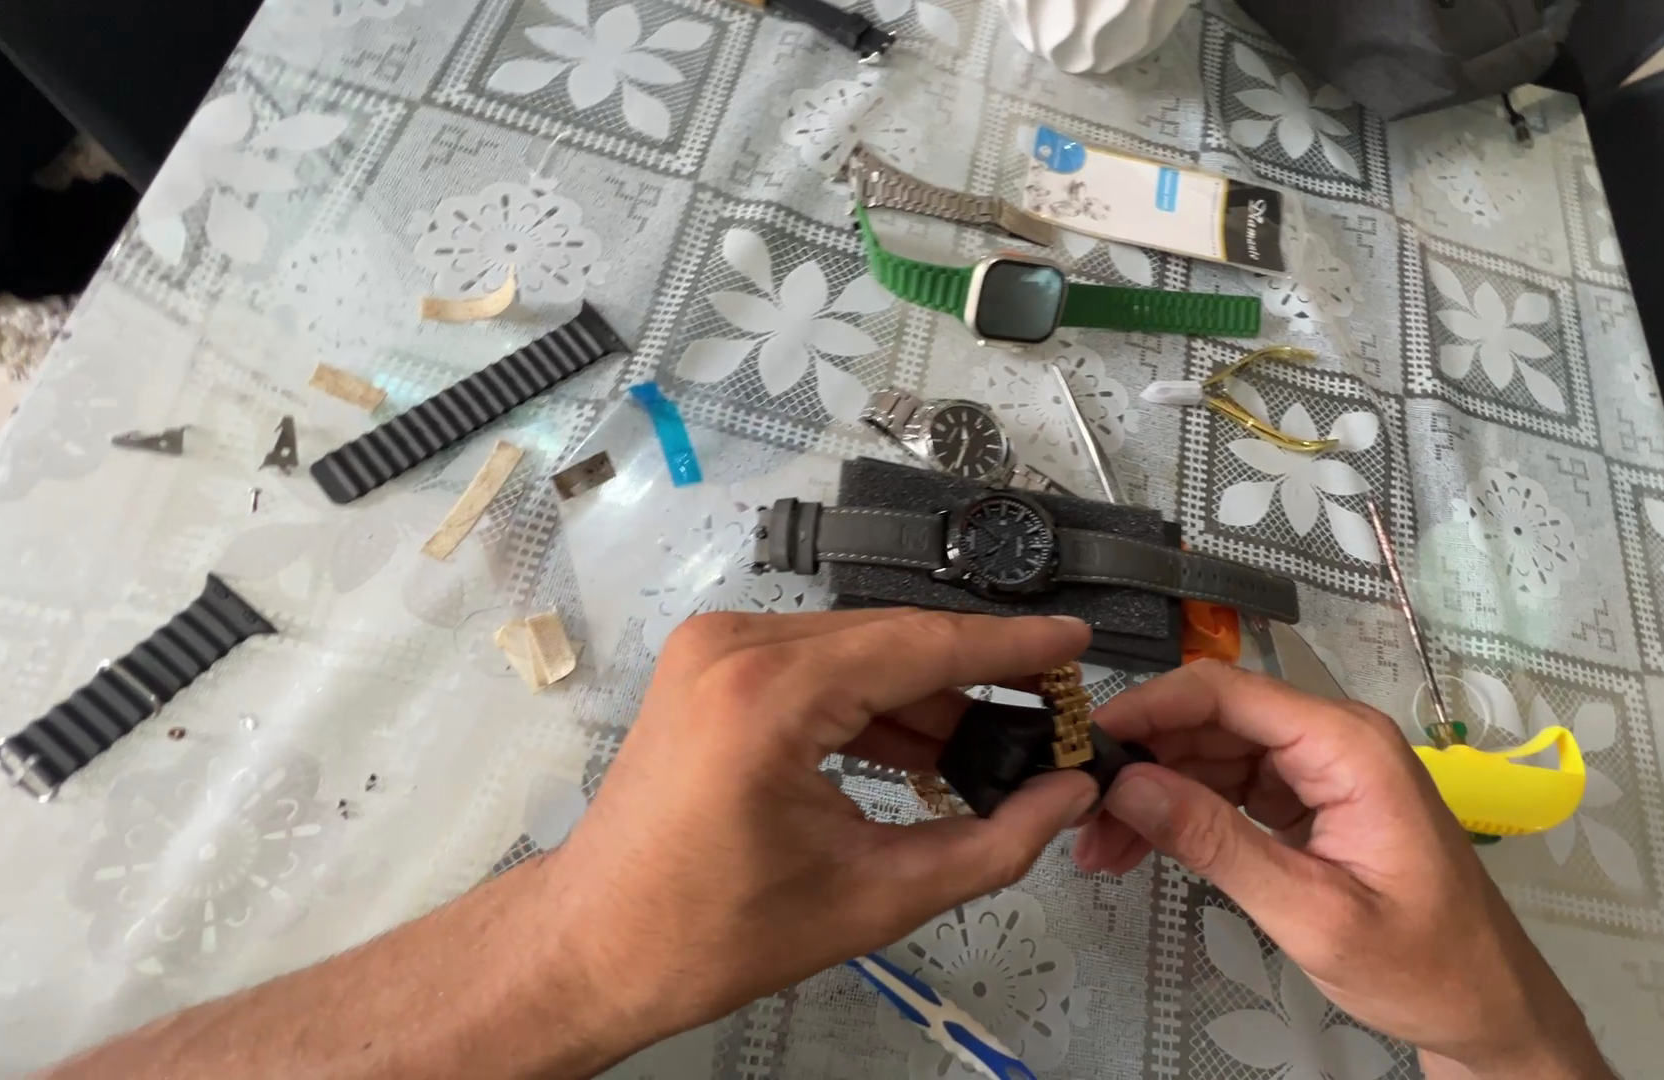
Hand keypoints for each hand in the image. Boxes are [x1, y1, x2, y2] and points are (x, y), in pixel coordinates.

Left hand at [544, 609, 1098, 1066]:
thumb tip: (1065, 797)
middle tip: (1044, 703)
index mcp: (767, 694)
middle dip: (975, 673)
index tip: (1069, 640)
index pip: (921, 646)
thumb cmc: (709, 934)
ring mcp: (719, 643)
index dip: (1010, 644)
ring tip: (993, 736)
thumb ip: (991, 844)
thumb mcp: (872, 897)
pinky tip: (924, 741)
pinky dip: (876, 699)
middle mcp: (737, 644)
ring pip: (861, 647)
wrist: (593, 943)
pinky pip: (822, 661)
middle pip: (894, 639)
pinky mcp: (716, 659)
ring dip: (927, 691)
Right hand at [1073, 662, 1610, 1079]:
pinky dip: (1175, 813)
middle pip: (1205, 720)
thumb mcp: (1313, 914)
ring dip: (1149, 793)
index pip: (1224, 692)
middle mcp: (1323, 736)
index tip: (1087, 742)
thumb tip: (1126, 785)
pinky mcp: (1296, 793)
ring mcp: (1308, 764)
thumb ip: (1216, 842)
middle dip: (1139, 762)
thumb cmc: (1425, 969)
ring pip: (1202, 752)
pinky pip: (1218, 784)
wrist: (1493, 1015)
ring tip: (1099, 846)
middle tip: (1083, 813)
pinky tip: (1135, 846)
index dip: (1148, 707)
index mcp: (1344, 743)